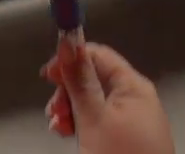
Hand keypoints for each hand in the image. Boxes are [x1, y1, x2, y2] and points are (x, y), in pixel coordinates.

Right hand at [43, 41, 174, 152]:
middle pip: (95, 80)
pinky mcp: (127, 145)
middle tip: (52, 112)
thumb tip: (68, 41)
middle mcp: (135, 100)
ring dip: (71, 111)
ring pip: (94, 105)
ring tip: (57, 128)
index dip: (72, 59)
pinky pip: (100, 125)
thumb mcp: (95, 120)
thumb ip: (80, 81)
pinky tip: (69, 137)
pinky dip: (82, 128)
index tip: (48, 75)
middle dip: (68, 92)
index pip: (99, 55)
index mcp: (133, 86)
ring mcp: (132, 124)